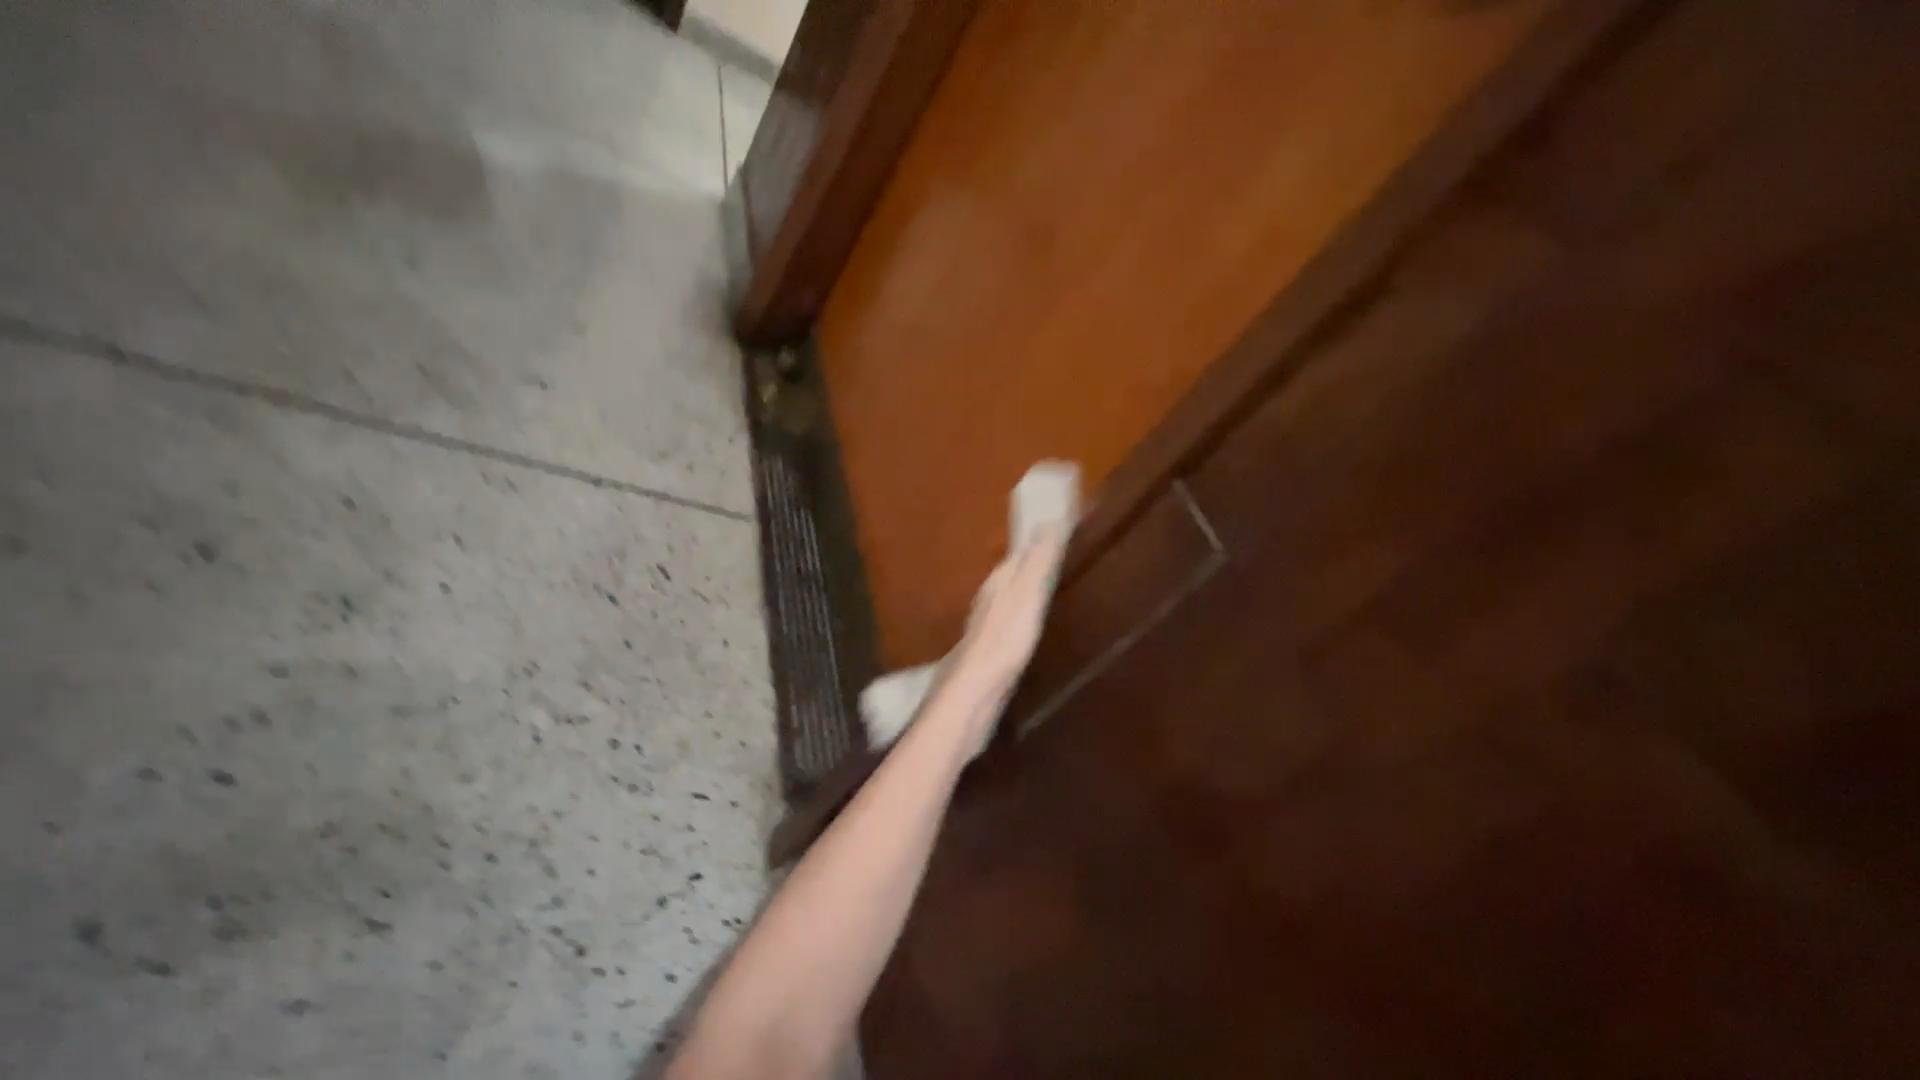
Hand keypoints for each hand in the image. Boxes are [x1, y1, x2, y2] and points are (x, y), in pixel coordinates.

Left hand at [954, 525, 1068, 688]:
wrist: (975, 688)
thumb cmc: (1005, 638)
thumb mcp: (1027, 594)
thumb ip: (1038, 561)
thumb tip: (1049, 521)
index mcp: (998, 581)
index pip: (1019, 554)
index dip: (1038, 544)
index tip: (1059, 534)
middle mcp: (987, 598)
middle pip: (1011, 576)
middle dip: (1030, 567)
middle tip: (1057, 561)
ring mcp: (985, 625)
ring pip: (1007, 599)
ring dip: (1024, 592)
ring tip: (1047, 590)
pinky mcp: (988, 650)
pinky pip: (1008, 623)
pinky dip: (1021, 618)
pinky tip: (1028, 627)